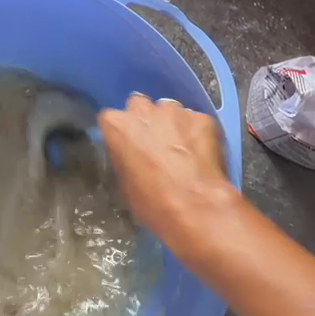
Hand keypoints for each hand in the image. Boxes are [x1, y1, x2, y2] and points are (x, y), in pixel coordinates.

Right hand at [98, 92, 239, 262]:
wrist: (197, 209)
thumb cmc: (153, 203)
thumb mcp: (125, 184)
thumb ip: (123, 158)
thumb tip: (130, 155)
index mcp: (117, 124)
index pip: (111, 119)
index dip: (122, 133)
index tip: (129, 147)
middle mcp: (142, 109)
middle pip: (140, 106)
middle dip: (146, 120)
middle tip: (156, 144)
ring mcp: (174, 111)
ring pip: (170, 111)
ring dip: (172, 125)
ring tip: (183, 150)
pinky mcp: (201, 118)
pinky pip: (196, 122)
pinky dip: (198, 134)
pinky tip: (203, 155)